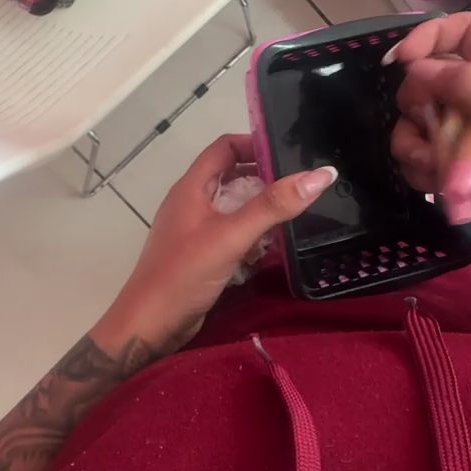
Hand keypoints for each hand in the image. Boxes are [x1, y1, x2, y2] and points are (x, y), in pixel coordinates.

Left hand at [96, 134, 334, 353]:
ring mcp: (196, 230)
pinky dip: (251, 239)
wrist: (149, 326)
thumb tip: (321, 175)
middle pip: (233, 177)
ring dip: (260, 213)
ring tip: (291, 220)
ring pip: (235, 209)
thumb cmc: (184, 275)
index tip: (291, 156)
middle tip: (301, 189)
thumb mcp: (232, 236)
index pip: (225, 147)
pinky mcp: (202, 255)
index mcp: (192, 188)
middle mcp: (192, 203)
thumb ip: (273, 206)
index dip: (256, 144)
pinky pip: (232, 235)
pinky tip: (268, 252)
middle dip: (265, 181)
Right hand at [386, 12, 470, 267]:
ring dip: (418, 147)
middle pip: (431, 80)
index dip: (429, 37)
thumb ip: (468, 87)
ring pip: (420, 124)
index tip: (399, 63)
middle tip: (429, 131)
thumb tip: (417, 67)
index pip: (465, 31)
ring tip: (439, 173)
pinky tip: (443, 191)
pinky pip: (424, 159)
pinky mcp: (460, 168)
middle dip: (418, 106)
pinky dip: (424, 173)